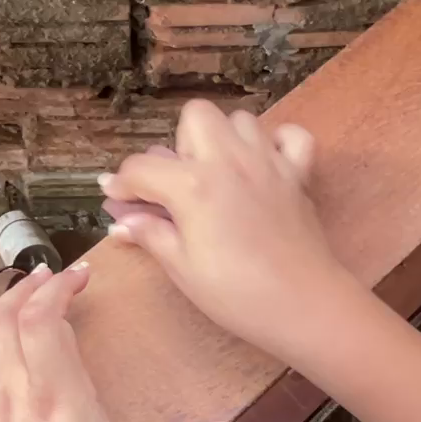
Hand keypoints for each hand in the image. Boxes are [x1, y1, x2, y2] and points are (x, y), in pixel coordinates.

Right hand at [98, 99, 365, 358]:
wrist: (303, 306)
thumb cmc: (236, 293)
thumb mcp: (182, 267)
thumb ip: (150, 233)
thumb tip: (121, 221)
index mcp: (193, 184)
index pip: (142, 167)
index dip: (122, 184)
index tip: (117, 199)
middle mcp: (230, 160)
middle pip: (195, 115)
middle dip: (180, 143)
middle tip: (180, 185)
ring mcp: (268, 162)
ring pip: (240, 120)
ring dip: (222, 139)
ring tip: (218, 176)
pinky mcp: (298, 173)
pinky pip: (291, 135)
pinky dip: (276, 142)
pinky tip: (263, 166)